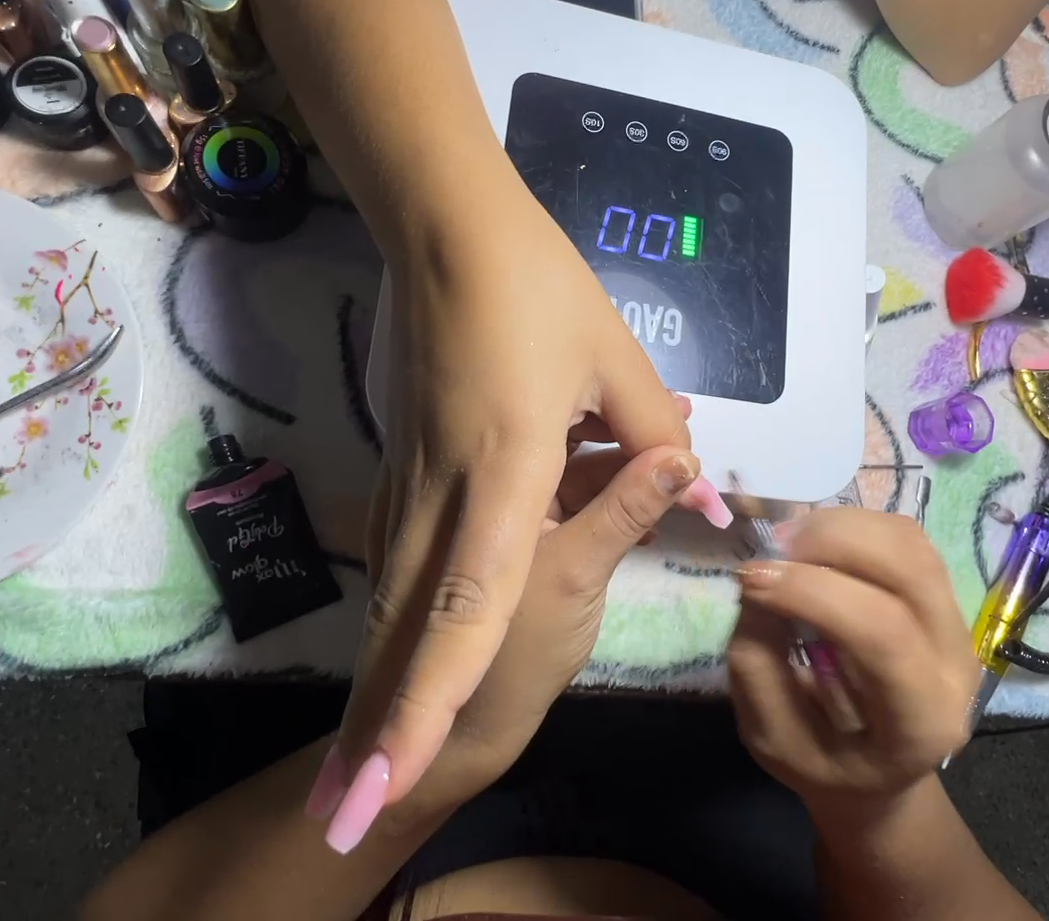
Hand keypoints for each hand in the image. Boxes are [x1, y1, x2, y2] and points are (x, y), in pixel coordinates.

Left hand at [308, 442, 705, 849]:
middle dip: (634, 438)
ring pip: (584, 473)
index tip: (680, 408)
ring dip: (634, 471)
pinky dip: (620, 502)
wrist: (473, 729)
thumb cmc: (517, 650)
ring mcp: (520, 512)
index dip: (620, 414)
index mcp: (492, 478)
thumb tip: (684, 454)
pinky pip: (584, 505)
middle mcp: (500, 483)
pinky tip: (658, 500)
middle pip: (575, 444)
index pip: (561, 423)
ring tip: (684, 464)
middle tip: (691, 422)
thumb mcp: (578, 571)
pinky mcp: (539, 539)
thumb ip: (627, 509)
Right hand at [334, 198, 725, 818]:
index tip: (385, 781)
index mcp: (506, 465)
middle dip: (377, 722)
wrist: (450, 236)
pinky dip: (406, 610)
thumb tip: (700, 489)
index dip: (430, 693)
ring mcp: (409, 476)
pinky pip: (404, 552)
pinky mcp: (400, 462)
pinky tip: (412, 636)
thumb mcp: (615, 360)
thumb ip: (657, 437)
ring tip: (367, 755)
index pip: (470, 598)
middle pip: (410, 619)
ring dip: (386, 676)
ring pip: (399, 593)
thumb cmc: (540, 290)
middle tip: (347, 811)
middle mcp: (444, 489)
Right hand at [727, 508, 978, 831]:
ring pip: (909, 541)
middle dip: (831, 542)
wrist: (877, 770)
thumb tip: (757, 585)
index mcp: (922, 722)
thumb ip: (756, 667)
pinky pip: (903, 536)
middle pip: (909, 570)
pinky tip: (814, 543)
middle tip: (773, 550)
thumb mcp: (771, 739)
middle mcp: (956, 666)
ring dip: (840, 525)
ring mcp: (956, 623)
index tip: (750, 580)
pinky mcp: (939, 595)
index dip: (812, 592)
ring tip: (789, 544)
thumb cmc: (823, 760)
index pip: (884, 634)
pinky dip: (853, 524)